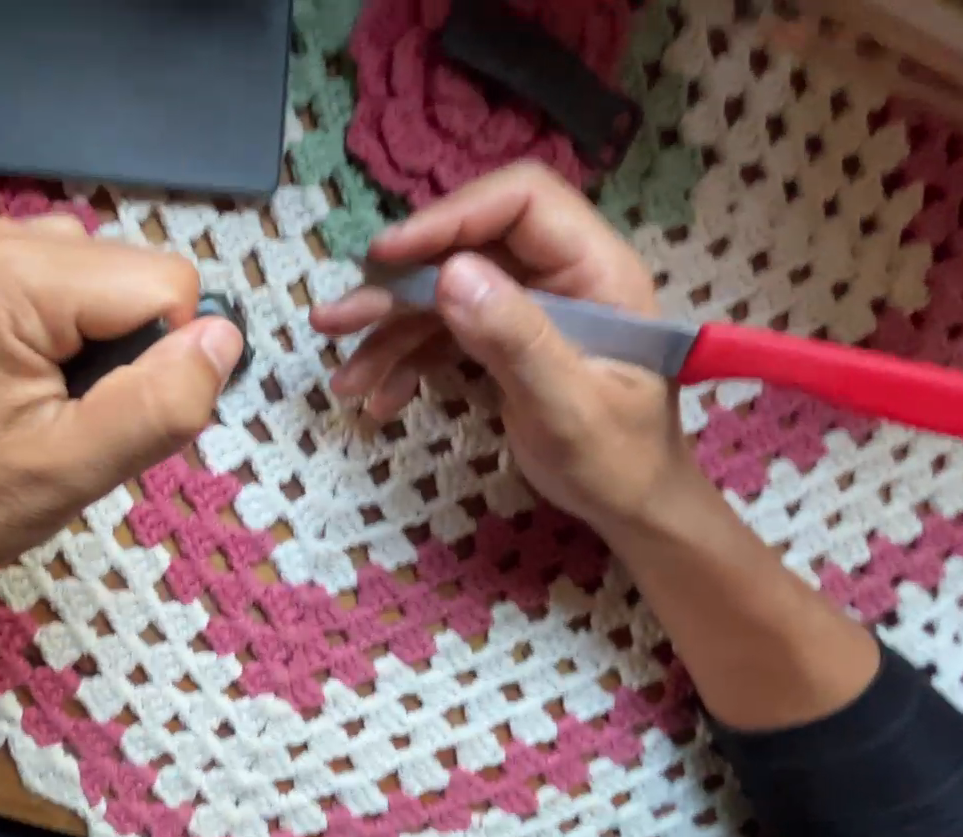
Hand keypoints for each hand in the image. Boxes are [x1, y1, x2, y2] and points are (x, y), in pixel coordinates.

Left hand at [0, 210, 245, 607]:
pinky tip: (22, 377)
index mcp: (8, 273)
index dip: (158, 361)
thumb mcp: (73, 471)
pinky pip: (63, 279)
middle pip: (133, 273)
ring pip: (104, 277)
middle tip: (65, 416)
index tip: (102, 417)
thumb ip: (159, 404)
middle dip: (124, 351)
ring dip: (96, 342)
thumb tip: (225, 336)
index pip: (165, 283)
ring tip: (40, 400)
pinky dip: (65, 330)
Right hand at [309, 163, 700, 530]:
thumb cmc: (615, 460)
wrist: (630, 505)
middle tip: (332, 321)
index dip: (448, 219)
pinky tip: (380, 401)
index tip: (384, 257)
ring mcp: (526, 309)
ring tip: (344, 381)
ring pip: (440, 297)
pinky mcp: (501, 342)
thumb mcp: (567, 407)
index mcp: (594, 270)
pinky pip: (441, 336)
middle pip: (464, 251)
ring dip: (386, 335)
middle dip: (394, 288)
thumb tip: (449, 275)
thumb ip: (515, 340)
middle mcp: (558, 276)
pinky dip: (404, 365)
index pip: (520, 205)